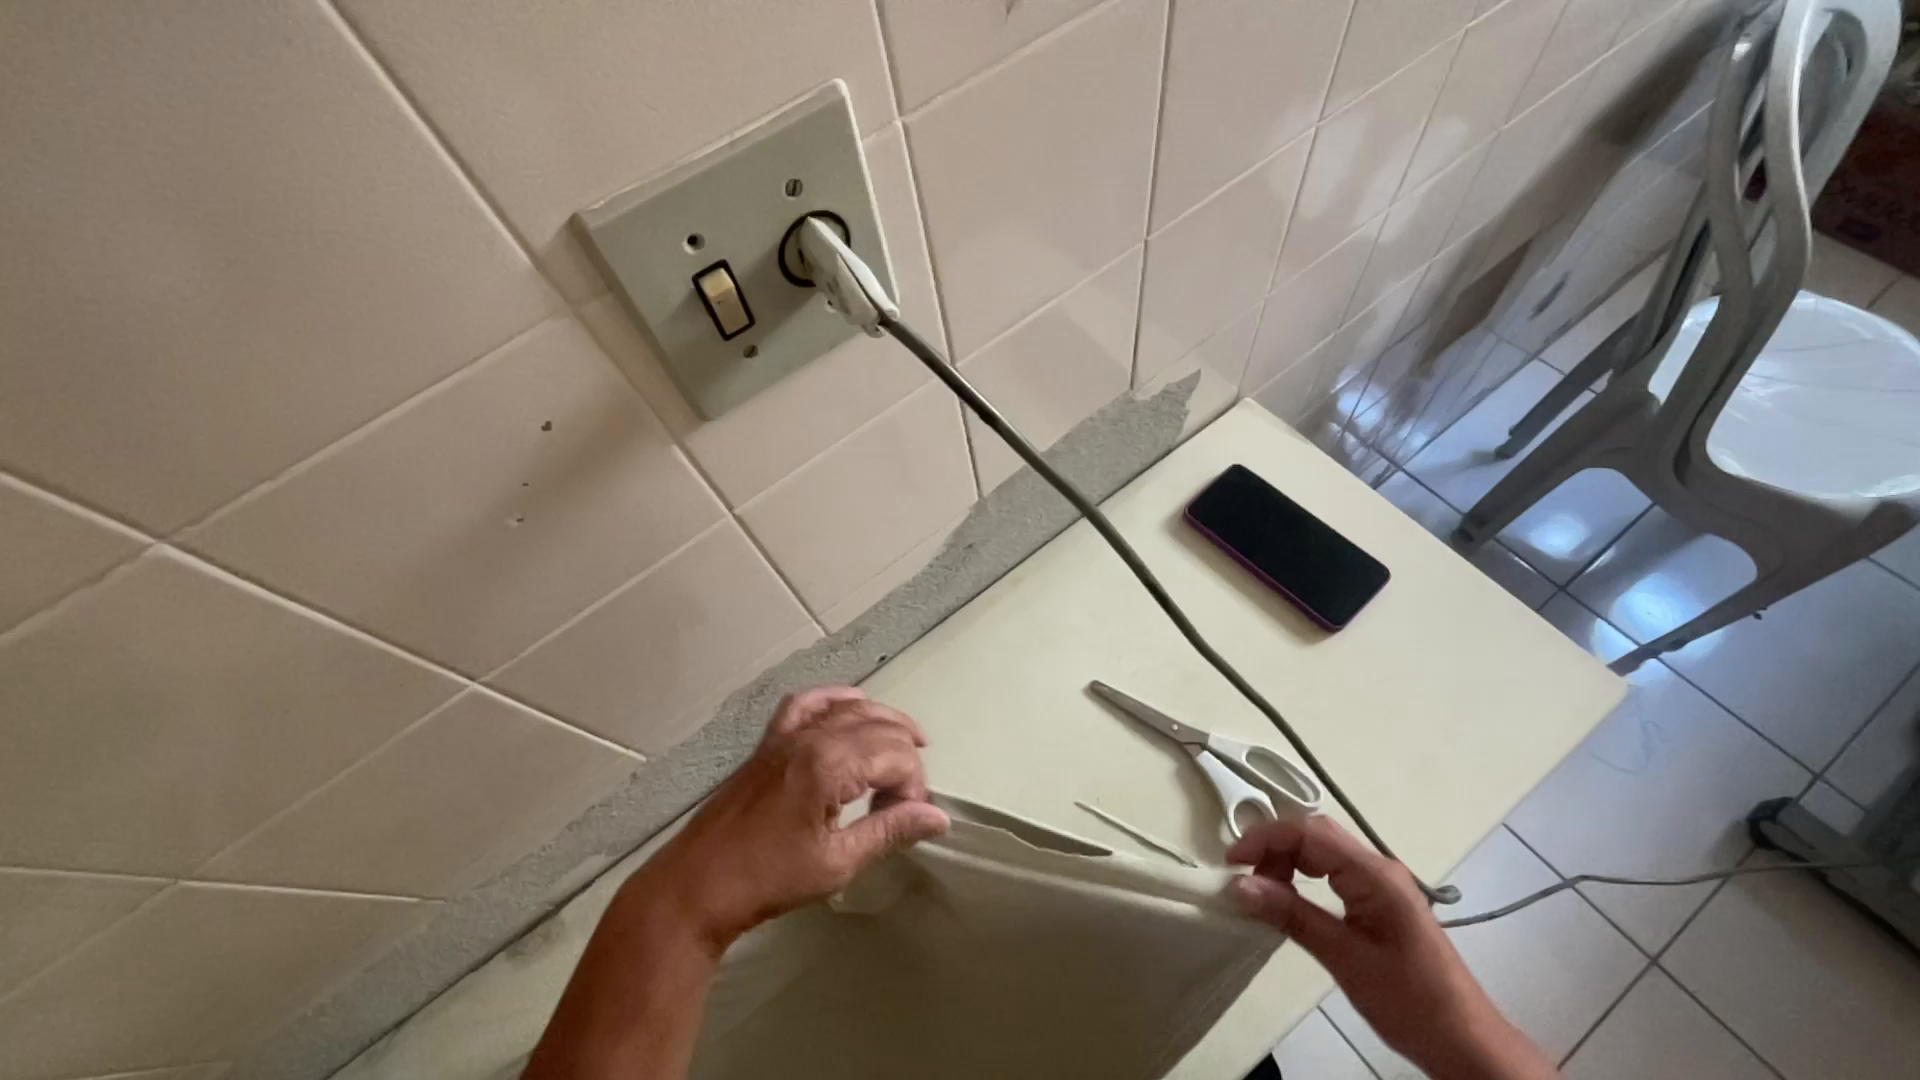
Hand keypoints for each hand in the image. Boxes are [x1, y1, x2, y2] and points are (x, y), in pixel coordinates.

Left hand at [629, 686, 950, 952]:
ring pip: (849, 708)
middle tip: (908, 799)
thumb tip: (938, 817)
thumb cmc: (768, 880)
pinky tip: (851, 704)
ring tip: (908, 746)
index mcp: (829, 765)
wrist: (697, 885)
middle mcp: (811, 737)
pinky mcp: (770, 742)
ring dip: (883, 723)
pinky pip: (807, 703)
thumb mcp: (837, 863)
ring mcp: (787, 734)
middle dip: (905, 757)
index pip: (896, 756)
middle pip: (880, 727)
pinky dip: (834, 699)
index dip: (914, 786)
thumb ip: (890, 832)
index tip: (911, 819)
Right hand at [1227, 817, 1554, 1079]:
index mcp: (1375, 874)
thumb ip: (1292, 916)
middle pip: (1314, 834)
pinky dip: (1302, 877)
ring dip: (1285, 861)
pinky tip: (1287, 899)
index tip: (1232, 862)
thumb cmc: (1410, 1000)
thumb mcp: (1345, 959)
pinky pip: (1332, 872)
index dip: (1265, 838)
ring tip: (1260, 891)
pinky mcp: (1378, 901)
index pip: (1309, 833)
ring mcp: (1380, 884)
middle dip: (1272, 847)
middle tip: (1242, 878)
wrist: (1466, 1042)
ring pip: (1321, 851)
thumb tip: (1240, 886)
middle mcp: (1378, 868)